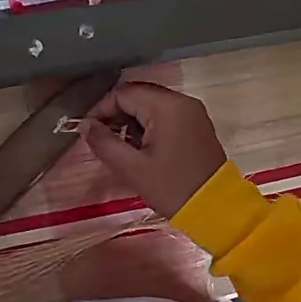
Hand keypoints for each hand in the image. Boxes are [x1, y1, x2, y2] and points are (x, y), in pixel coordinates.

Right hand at [84, 82, 227, 217]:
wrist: (215, 208)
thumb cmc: (172, 188)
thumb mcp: (132, 168)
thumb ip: (104, 143)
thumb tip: (85, 125)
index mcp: (167, 106)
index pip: (123, 93)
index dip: (101, 109)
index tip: (88, 131)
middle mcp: (182, 101)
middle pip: (138, 95)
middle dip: (116, 115)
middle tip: (101, 140)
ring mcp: (192, 112)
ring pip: (151, 105)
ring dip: (131, 122)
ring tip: (120, 148)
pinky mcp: (196, 125)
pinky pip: (165, 116)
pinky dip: (148, 127)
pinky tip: (140, 149)